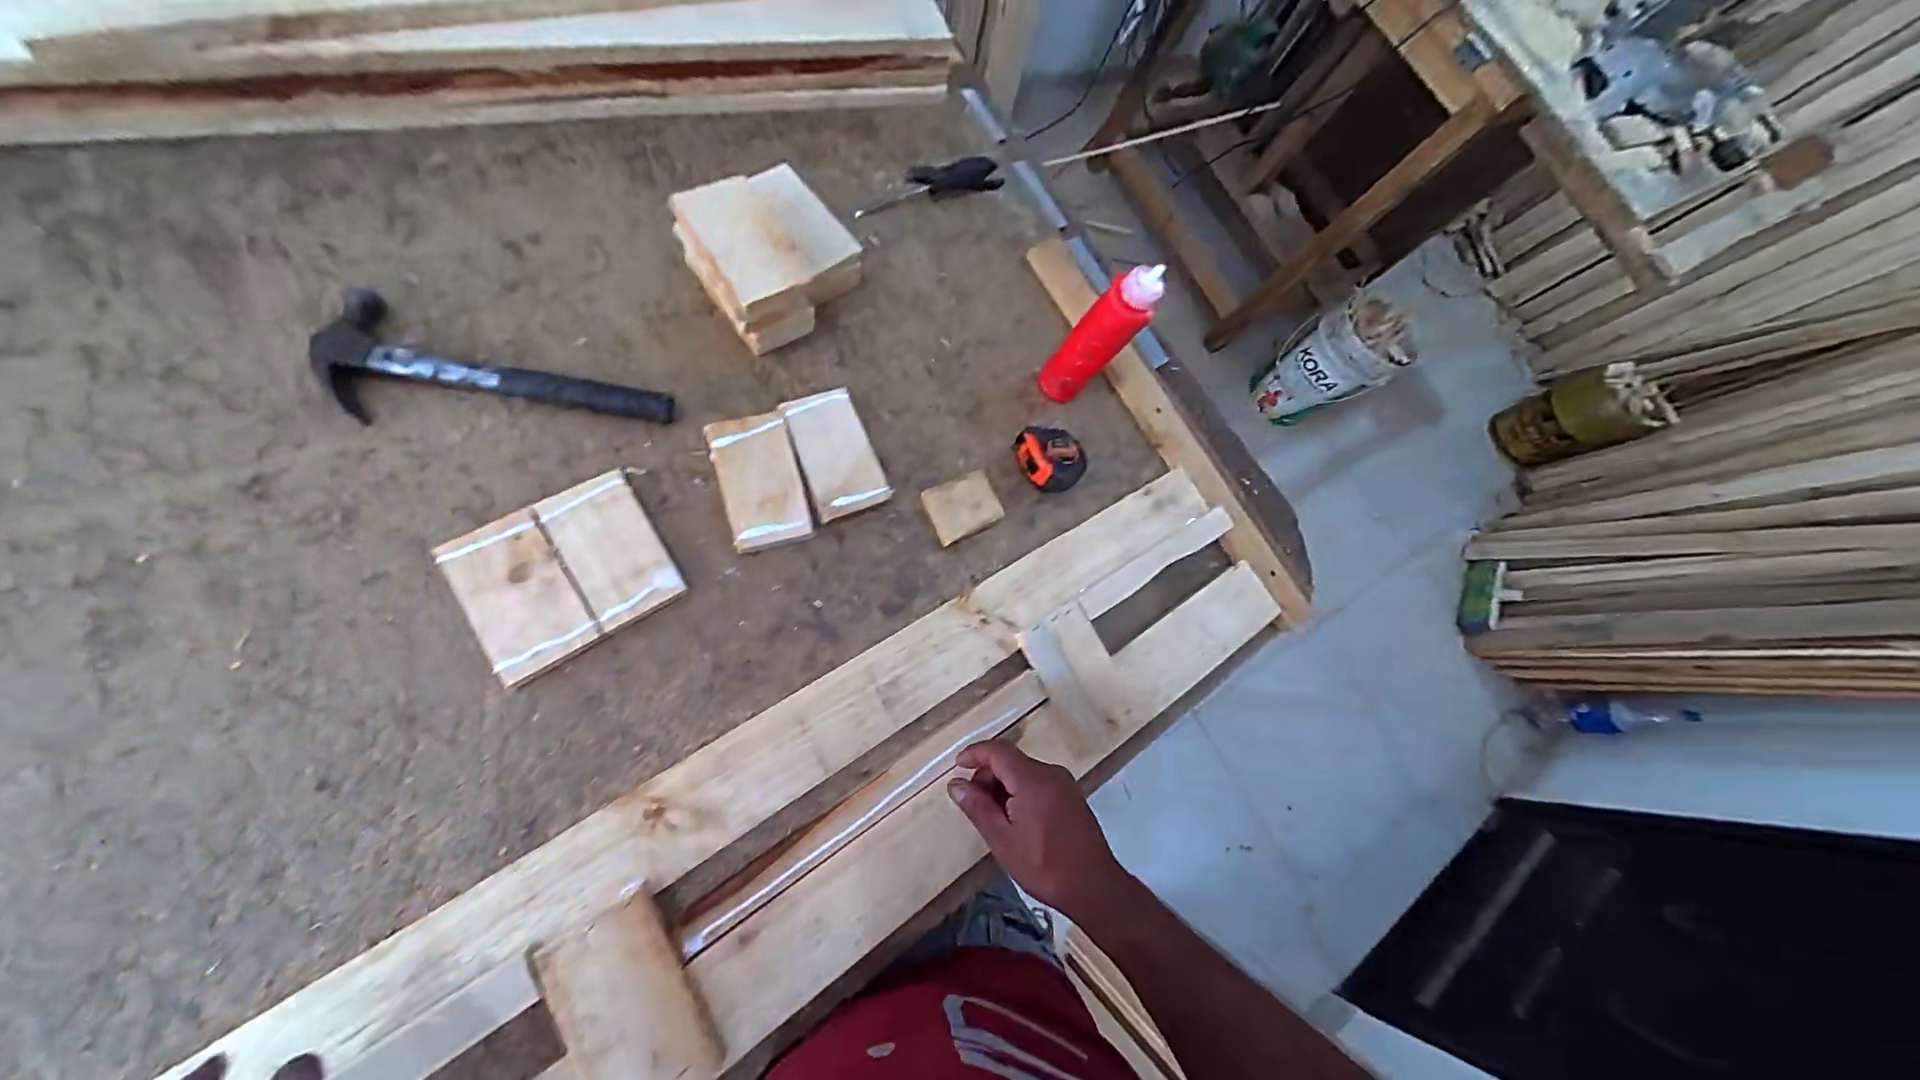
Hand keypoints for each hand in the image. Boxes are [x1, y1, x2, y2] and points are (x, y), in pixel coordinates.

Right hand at [947, 740, 1132, 920]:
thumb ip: (977, 807)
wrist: (1094, 887)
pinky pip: (1039, 784)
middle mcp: (1051, 773)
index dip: (975, 754)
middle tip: (973, 804)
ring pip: (1025, 773)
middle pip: (1011, 761)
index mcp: (1033, 779)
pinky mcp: (1072, 797)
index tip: (957, 766)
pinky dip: (1021, 793)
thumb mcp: (1002, 839)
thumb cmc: (1044, 866)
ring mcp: (1065, 784)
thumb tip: (955, 784)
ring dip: (1004, 787)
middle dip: (987, 776)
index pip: (998, 751)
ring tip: (993, 818)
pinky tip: (1015, 821)